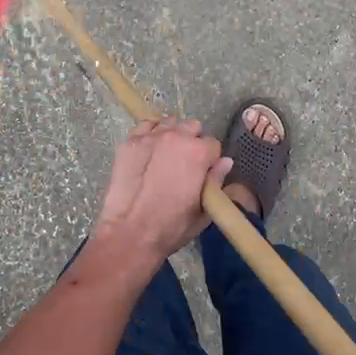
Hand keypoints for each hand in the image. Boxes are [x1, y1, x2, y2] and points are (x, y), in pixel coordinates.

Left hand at [92, 117, 232, 267]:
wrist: (131, 232)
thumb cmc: (172, 226)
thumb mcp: (203, 211)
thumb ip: (216, 181)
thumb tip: (225, 161)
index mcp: (198, 153)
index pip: (213, 144)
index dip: (210, 159)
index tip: (203, 172)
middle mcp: (176, 136)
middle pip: (192, 127)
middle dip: (192, 141)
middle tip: (184, 163)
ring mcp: (151, 136)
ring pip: (169, 122)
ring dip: (172, 134)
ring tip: (166, 154)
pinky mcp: (130, 141)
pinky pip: (145, 125)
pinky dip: (151, 132)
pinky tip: (149, 148)